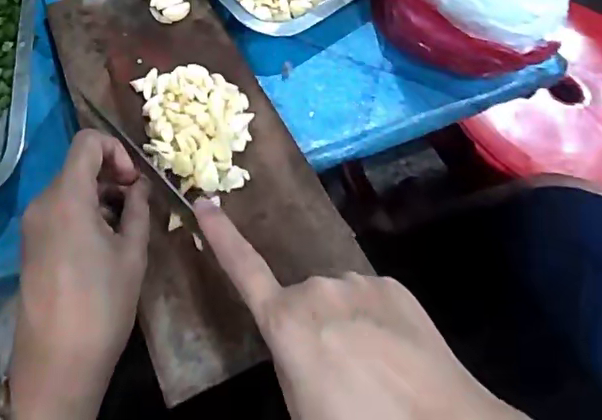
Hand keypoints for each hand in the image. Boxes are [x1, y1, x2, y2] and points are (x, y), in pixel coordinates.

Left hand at [10, 130, 149, 419]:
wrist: (55, 368)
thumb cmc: (101, 305)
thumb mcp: (132, 252)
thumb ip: (138, 208)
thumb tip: (139, 186)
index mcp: (66, 197)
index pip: (87, 142)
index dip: (116, 149)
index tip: (134, 180)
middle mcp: (43, 202)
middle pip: (78, 164)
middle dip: (111, 173)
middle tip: (137, 201)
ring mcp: (33, 224)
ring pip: (70, 186)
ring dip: (100, 193)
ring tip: (125, 224)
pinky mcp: (31, 244)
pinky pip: (60, 208)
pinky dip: (84, 210)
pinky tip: (104, 241)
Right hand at [196, 200, 522, 419]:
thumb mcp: (302, 410)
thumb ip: (290, 366)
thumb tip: (299, 347)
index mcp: (287, 322)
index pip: (244, 271)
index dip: (221, 237)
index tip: (206, 202)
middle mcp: (318, 288)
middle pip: (301, 304)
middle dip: (309, 330)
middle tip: (333, 379)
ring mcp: (359, 282)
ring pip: (338, 301)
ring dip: (344, 326)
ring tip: (371, 374)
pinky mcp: (393, 285)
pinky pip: (370, 301)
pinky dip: (374, 323)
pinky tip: (395, 358)